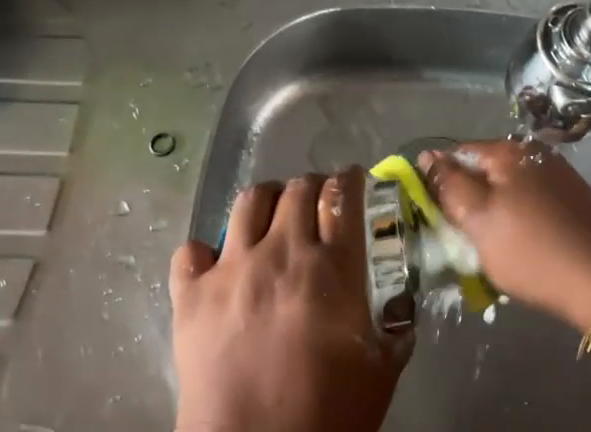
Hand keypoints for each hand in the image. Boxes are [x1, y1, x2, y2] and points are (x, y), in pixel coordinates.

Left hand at [170, 167, 411, 431]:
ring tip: (270, 219)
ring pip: (248, 202)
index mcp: (334, 266)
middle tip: (317, 206)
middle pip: (297, 189)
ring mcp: (231, 269)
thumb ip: (394, 321)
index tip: (353, 183)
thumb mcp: (381, 367)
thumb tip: (400, 296)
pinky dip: (204, 251)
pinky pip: (191, 250)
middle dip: (312, 188)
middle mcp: (282, 252)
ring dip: (266, 202)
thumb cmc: (328, 413)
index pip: (343, 195)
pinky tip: (216, 264)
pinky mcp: (190, 295)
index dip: (350, 181)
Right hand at [422, 141, 590, 327]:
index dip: (440, 183)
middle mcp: (534, 154)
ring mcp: (556, 176)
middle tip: (460, 239)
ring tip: (488, 249)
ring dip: (493, 215)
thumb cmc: (533, 250)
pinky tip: (519, 249)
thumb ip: (450, 185)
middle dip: (468, 201)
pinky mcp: (571, 201)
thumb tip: (428, 155)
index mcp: (508, 151)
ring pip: (507, 191)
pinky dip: (518, 223)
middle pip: (484, 172)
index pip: (458, 154)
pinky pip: (530, 205)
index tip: (434, 215)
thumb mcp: (479, 220)